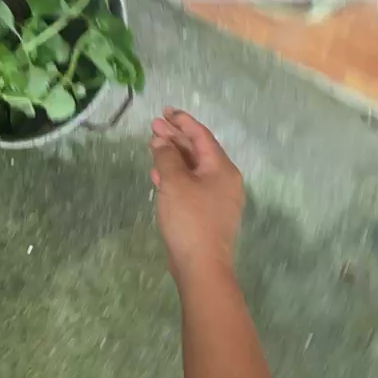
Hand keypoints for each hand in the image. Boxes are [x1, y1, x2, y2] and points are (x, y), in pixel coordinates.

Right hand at [149, 107, 244, 285]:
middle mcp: (224, 180)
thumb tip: (161, 142)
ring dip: (173, 155)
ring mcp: (217, 198)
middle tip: (153, 125)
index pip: (202, 136)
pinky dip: (175, 175)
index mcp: (222, 168)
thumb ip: (166, 157)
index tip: (165, 111)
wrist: (202, 266)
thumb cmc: (190, 218)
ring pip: (193, 168)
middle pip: (198, 150)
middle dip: (175, 137)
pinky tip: (158, 175)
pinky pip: (191, 184)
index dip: (182, 121)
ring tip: (152, 146)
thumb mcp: (174, 182)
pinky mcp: (208, 212)